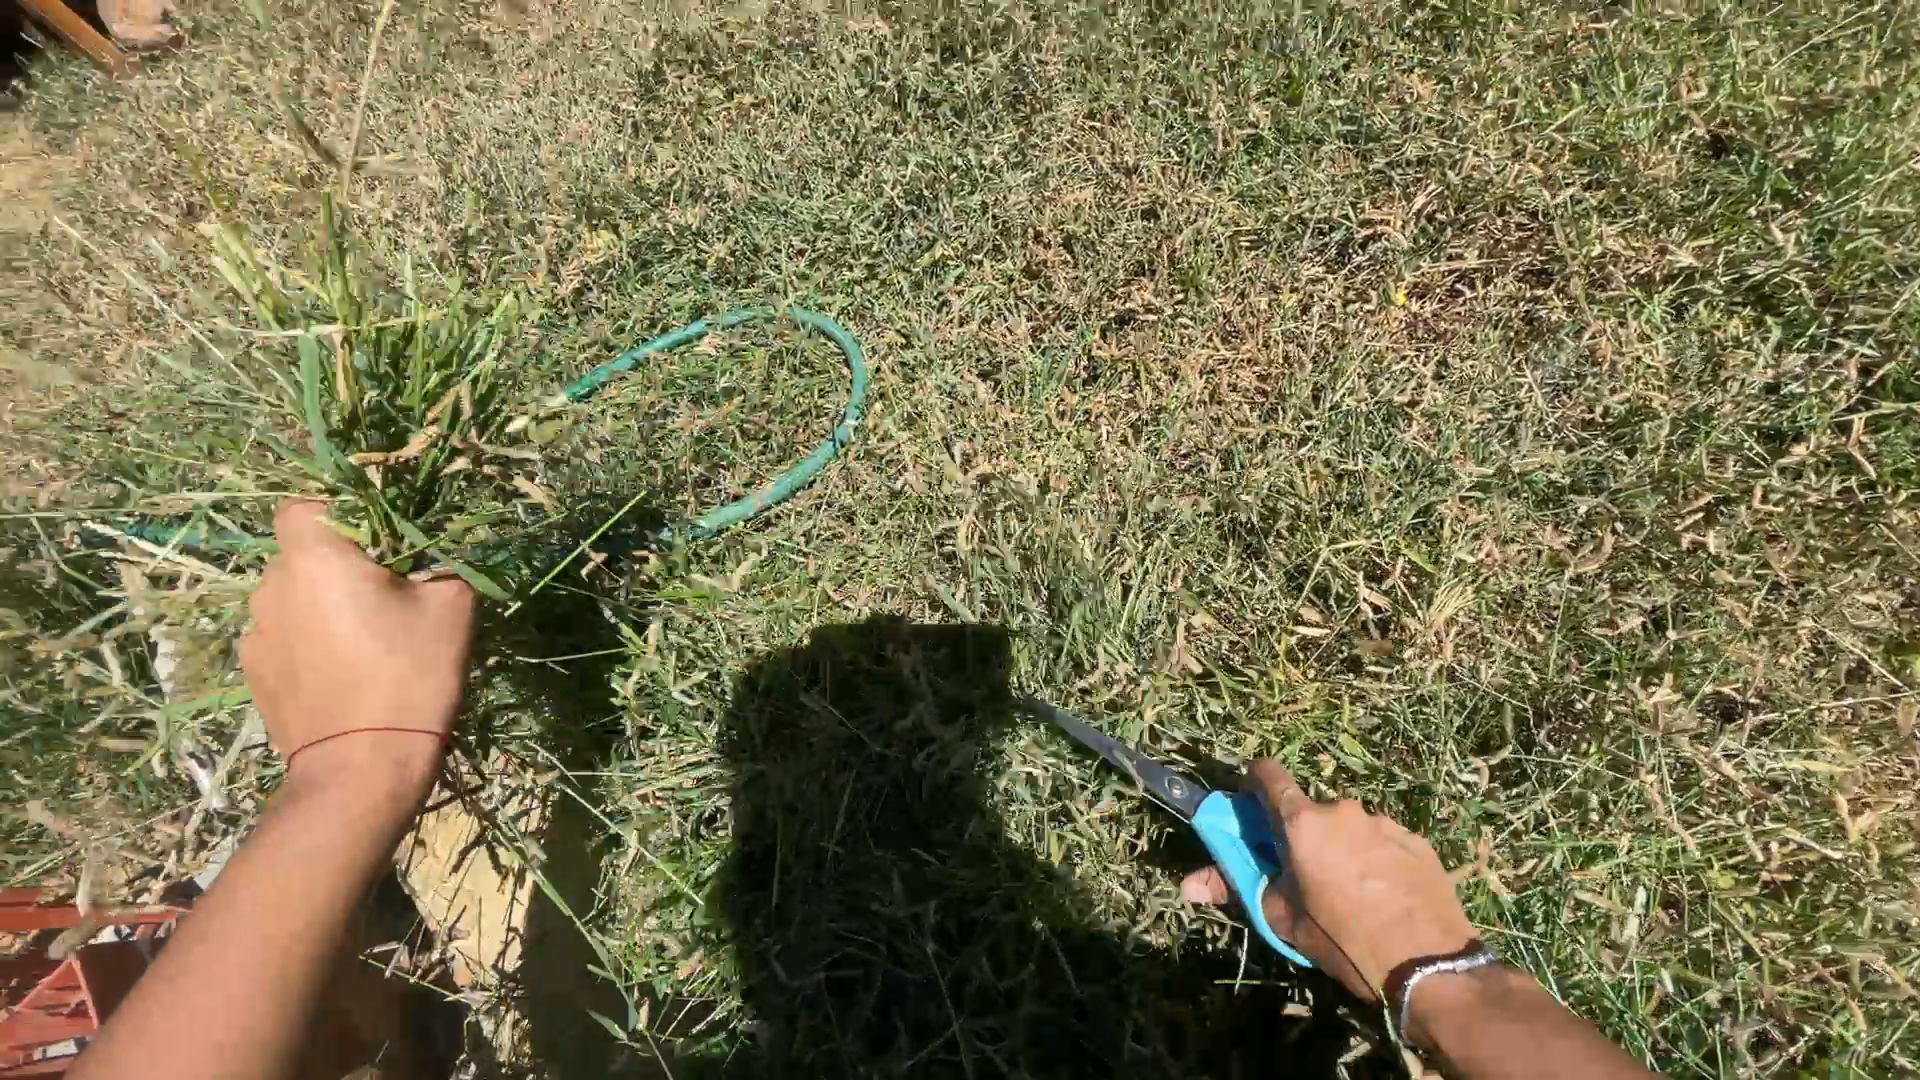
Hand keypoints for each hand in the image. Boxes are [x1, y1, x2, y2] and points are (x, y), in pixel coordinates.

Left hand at [239, 500, 475, 792]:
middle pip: (303, 555)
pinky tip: (349, 669)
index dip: (339, 513)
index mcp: (317, 561)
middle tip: (391, 592)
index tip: (381, 540)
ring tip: (371, 637)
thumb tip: (431, 568)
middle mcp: (272, 588)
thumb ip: (441, 569)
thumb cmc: (412, 671)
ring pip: (295, 596)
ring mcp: (256, 633)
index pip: (304, 507)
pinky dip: (314, 639)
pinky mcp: (255, 672)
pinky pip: (287, 635)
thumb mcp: (454, 606)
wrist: (365, 762)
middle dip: (343, 564)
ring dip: (326, 603)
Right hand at [1181, 761, 1476, 1003]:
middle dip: (1303, 833)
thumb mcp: (1283, 919)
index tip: (1252, 805)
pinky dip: (1376, 858)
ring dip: (1342, 846)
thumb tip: (1187, 887)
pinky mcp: (1418, 841)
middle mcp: (1341, 809)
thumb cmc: (1345, 940)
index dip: (1254, 783)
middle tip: (1306, 873)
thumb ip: (1235, 891)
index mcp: (1302, 822)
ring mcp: (1384, 822)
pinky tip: (1385, 895)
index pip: (1267, 774)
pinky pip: (1384, 840)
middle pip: (1309, 809)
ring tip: (1352, 891)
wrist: (1433, 970)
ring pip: (1349, 826)